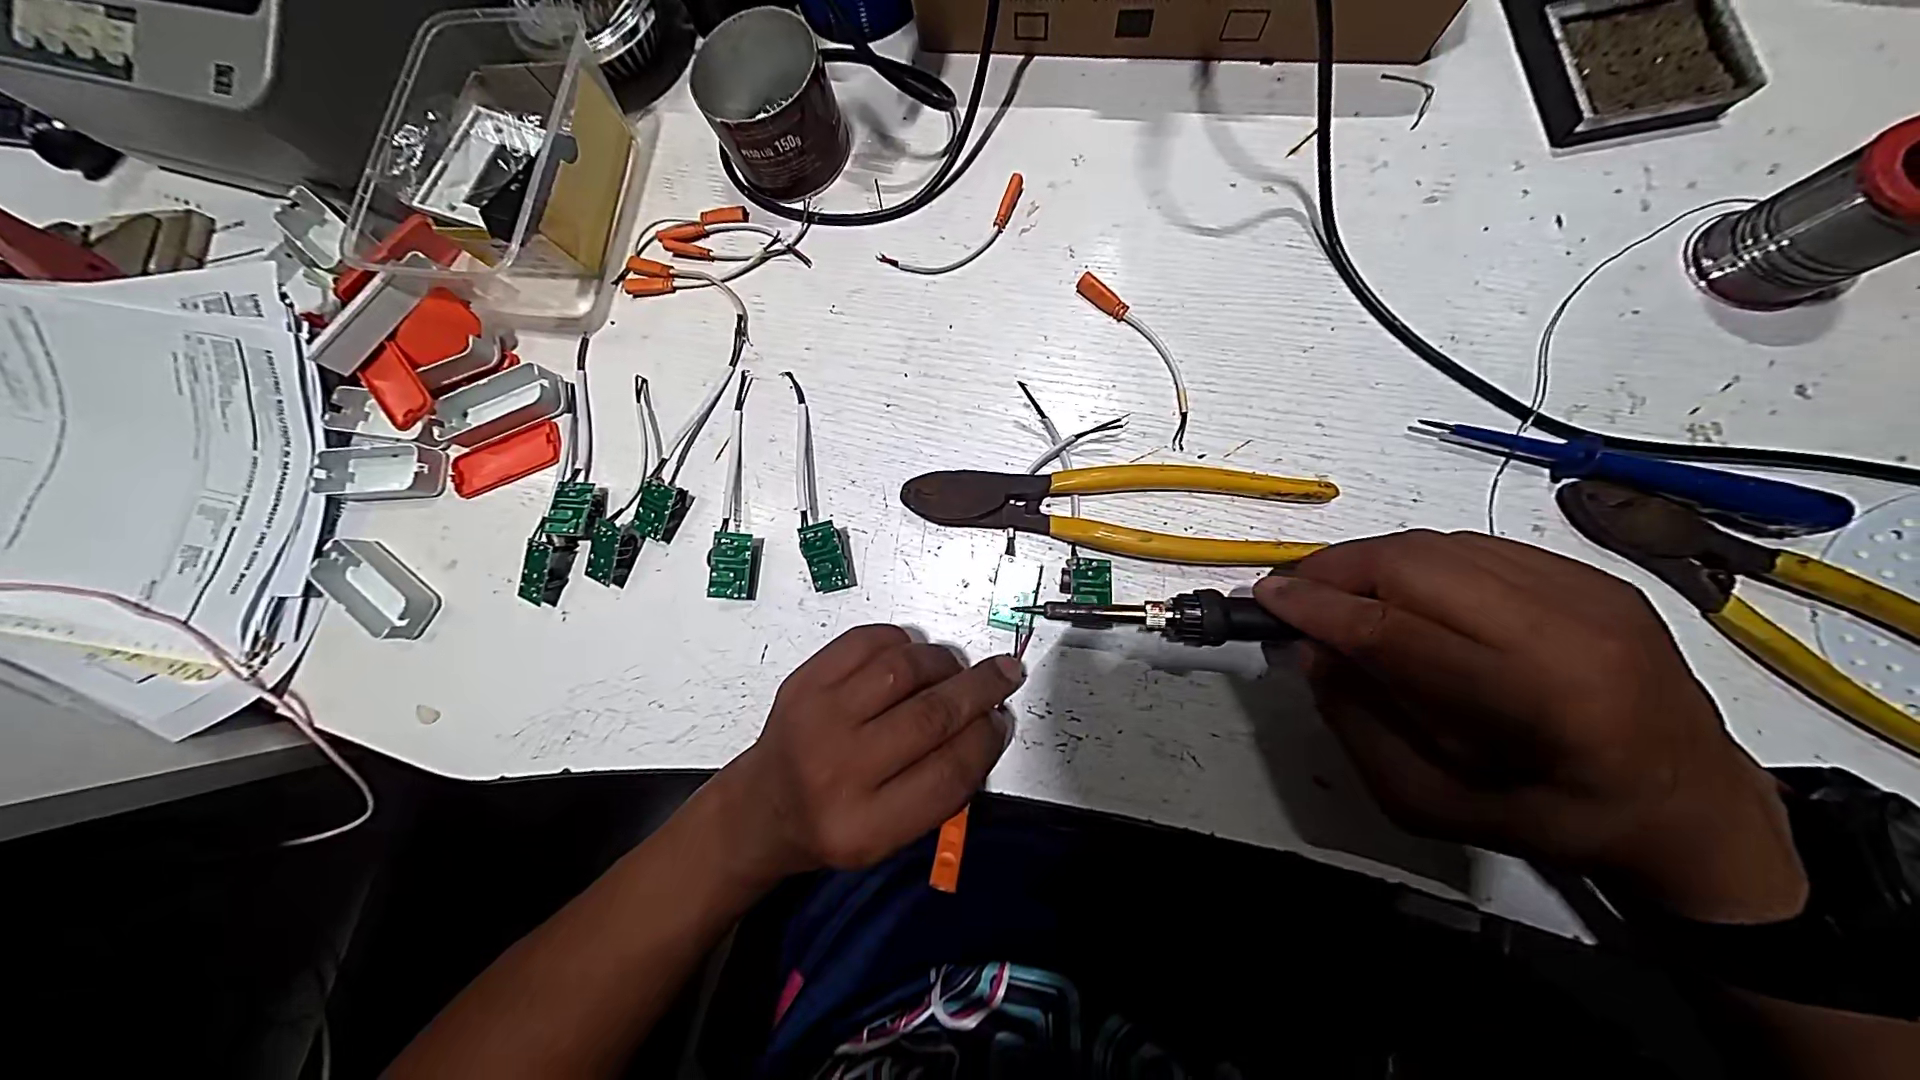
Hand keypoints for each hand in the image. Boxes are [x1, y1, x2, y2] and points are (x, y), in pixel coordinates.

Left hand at [714, 625, 1021, 880]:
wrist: (766, 805)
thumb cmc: (832, 821)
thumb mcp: (891, 836)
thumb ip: (943, 789)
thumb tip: (987, 722)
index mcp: (865, 826)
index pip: (950, 773)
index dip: (988, 739)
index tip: (1000, 720)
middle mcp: (838, 771)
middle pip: (932, 716)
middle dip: (981, 689)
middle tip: (1003, 674)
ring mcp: (817, 719)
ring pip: (904, 669)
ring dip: (944, 663)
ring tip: (953, 670)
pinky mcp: (804, 682)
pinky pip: (868, 641)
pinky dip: (902, 641)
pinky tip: (910, 656)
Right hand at [1255, 529, 1806, 922]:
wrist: (1690, 805)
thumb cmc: (1551, 820)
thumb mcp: (1428, 802)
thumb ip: (1356, 724)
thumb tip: (1312, 649)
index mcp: (1539, 706)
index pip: (1394, 630)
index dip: (1317, 608)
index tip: (1267, 596)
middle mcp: (1573, 632)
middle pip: (1413, 566)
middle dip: (1334, 571)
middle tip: (1294, 593)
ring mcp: (1590, 593)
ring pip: (1436, 544)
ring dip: (1368, 562)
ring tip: (1337, 592)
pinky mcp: (1593, 575)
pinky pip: (1471, 545)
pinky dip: (1415, 561)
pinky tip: (1399, 593)